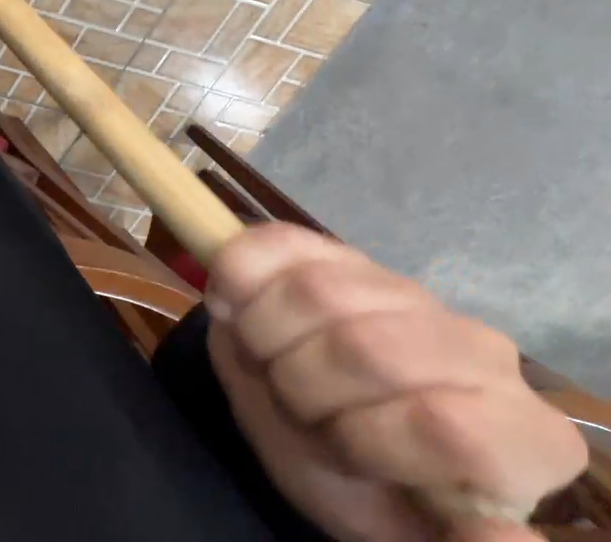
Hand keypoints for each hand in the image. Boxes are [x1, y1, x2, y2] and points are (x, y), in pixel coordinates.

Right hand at [205, 224, 585, 541]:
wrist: (316, 417)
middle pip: (365, 348)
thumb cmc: (366, 482)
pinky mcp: (336, 250)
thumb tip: (498, 534)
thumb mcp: (398, 530)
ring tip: (264, 356)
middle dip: (296, 382)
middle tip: (287, 402)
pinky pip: (274, 243)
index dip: (363, 438)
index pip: (450, 427)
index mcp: (519, 438)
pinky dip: (237, 276)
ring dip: (260, 332)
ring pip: (314, 289)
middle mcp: (480, 352)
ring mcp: (405, 291)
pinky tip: (237, 306)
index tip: (335, 451)